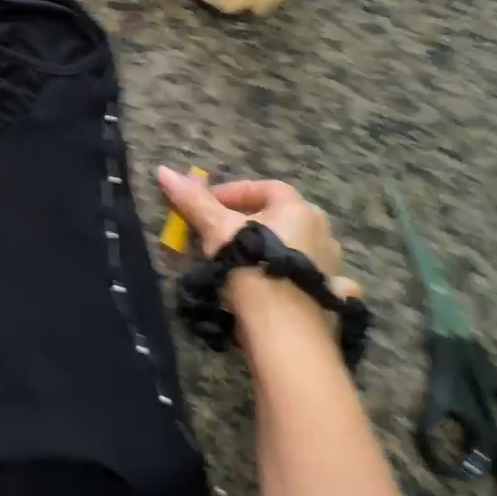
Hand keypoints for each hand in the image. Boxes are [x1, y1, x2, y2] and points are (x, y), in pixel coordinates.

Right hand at [155, 166, 360, 302]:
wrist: (283, 324)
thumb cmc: (251, 262)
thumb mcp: (215, 227)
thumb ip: (193, 199)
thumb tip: (163, 171)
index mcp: (299, 209)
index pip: (267, 187)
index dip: (235, 191)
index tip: (210, 204)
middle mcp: (323, 232)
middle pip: (284, 215)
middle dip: (253, 219)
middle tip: (224, 231)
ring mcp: (333, 266)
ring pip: (299, 246)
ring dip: (274, 246)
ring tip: (244, 260)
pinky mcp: (333, 295)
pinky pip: (315, 277)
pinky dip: (298, 275)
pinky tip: (283, 285)